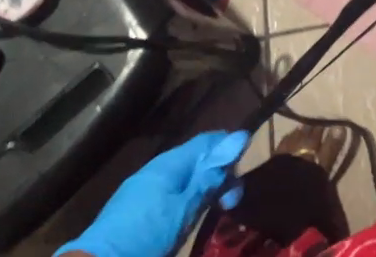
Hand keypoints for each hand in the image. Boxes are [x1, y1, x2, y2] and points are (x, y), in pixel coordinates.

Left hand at [56, 130, 248, 256]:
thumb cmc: (147, 236)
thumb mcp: (186, 210)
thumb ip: (210, 178)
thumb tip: (237, 140)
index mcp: (171, 162)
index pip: (208, 140)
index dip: (229, 148)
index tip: (243, 170)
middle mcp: (156, 167)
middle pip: (195, 159)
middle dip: (217, 174)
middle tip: (230, 202)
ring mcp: (141, 186)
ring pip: (181, 177)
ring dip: (201, 188)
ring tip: (210, 211)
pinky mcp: (132, 205)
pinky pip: (167, 191)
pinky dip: (183, 199)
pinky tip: (185, 218)